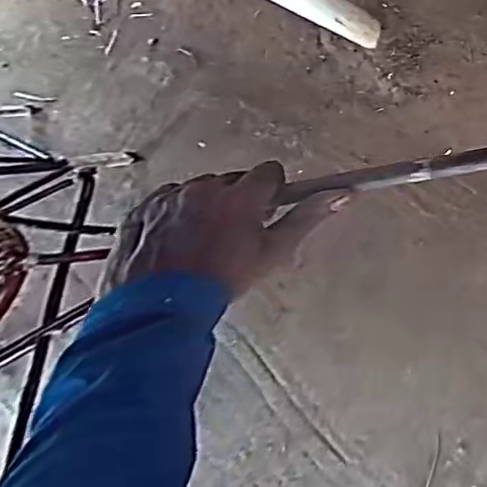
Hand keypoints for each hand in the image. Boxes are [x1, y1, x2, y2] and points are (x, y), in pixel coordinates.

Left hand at [101, 162, 346, 299]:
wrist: (156, 314)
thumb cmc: (219, 282)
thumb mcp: (272, 253)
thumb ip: (309, 217)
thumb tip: (344, 194)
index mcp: (241, 195)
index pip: (269, 172)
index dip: (271, 193)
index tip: (264, 212)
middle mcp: (205, 188)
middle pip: (233, 181)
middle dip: (236, 201)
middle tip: (233, 235)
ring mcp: (170, 197)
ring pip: (199, 190)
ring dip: (204, 208)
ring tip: (200, 243)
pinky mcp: (142, 210)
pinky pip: (166, 200)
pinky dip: (172, 215)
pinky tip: (174, 242)